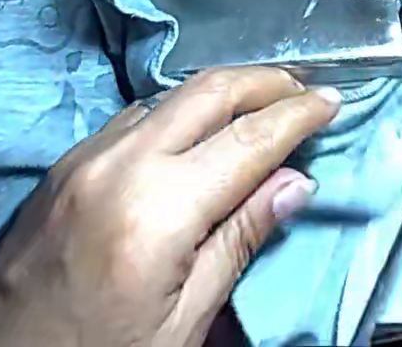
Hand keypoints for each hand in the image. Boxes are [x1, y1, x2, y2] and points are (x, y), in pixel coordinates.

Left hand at [0, 67, 340, 346]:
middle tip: (303, 84)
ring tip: (263, 98)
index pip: (246, 141)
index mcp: (157, 210)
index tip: (332, 98)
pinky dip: (181, 110)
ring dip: (223, 89)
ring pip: (172, 94)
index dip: (296, 115)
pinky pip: (138, 114)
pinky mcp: (70, 155)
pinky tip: (200, 126)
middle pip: (207, 91)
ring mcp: (89, 150)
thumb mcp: (184, 325)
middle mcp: (121, 160)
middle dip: (263, 79)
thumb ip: (240, 241)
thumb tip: (295, 181)